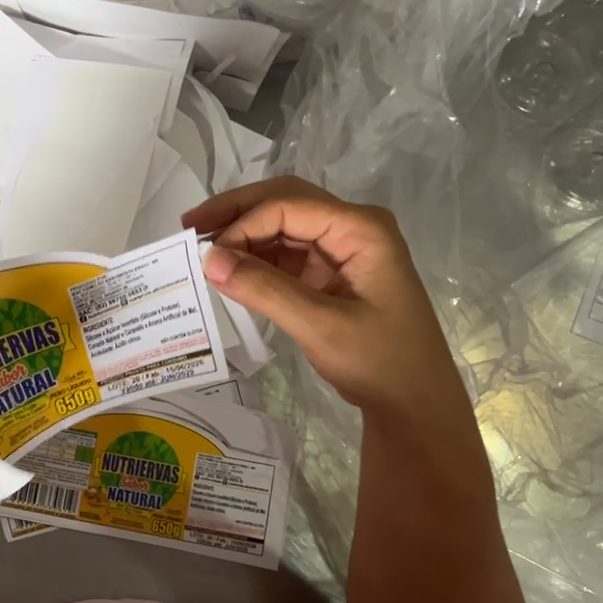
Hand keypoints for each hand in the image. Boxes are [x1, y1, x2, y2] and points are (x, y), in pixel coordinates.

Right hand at [185, 176, 465, 423]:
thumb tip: (209, 260)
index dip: (243, 224)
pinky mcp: (328, 274)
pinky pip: (285, 255)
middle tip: (189, 225)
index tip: (207, 255)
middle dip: (236, 212)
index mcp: (360, 228)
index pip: (289, 205)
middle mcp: (350, 228)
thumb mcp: (320, 325)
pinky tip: (229, 271)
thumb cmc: (378, 361)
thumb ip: (265, 290)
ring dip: (242, 235)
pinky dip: (255, 260)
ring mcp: (340, 250)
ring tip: (202, 250)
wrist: (413, 401)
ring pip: (281, 226)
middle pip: (285, 202)